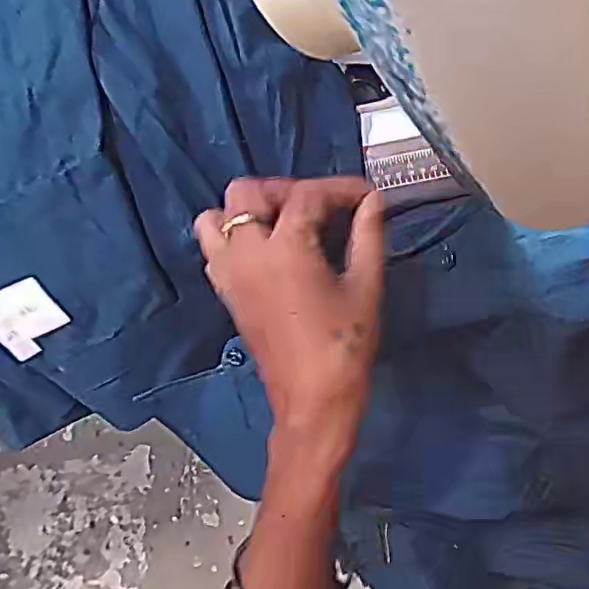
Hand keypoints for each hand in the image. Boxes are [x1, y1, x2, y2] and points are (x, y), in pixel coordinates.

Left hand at [195, 177, 385, 456]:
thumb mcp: (366, 287)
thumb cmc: (346, 345)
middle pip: (248, 192)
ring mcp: (229, 274)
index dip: (340, 188)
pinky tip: (270, 252)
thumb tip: (374, 202)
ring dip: (250, 211)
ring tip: (287, 224)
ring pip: (217, 216)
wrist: (314, 399)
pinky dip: (235, 237)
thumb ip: (369, 236)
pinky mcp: (226, 294)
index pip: (307, 196)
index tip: (366, 195)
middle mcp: (246, 253)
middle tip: (322, 207)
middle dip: (287, 190)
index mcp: (284, 248)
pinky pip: (214, 248)